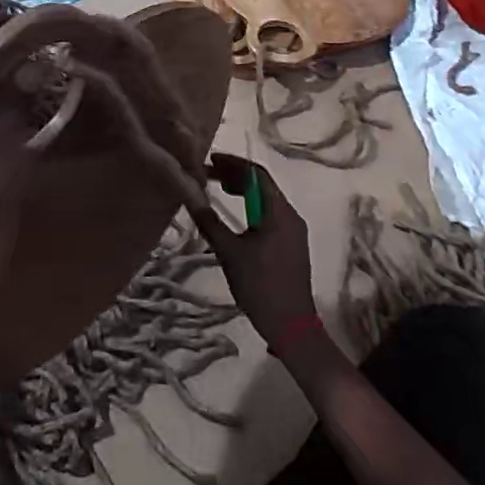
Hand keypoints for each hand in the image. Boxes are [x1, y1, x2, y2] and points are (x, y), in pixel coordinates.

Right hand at [192, 153, 316, 346]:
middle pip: (263, 185)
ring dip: (243, 191)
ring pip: (266, 200)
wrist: (291, 324)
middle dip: (236, 175)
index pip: (257, 174)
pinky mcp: (291, 244)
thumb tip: (190, 197)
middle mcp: (291, 215)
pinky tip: (235, 216)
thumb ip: (210, 222)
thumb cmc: (260, 285)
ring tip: (218, 188)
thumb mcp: (230, 253)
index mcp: (279, 212)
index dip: (233, 163)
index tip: (210, 159)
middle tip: (208, 173)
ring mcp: (294, 231)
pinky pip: (270, 215)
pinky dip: (251, 208)